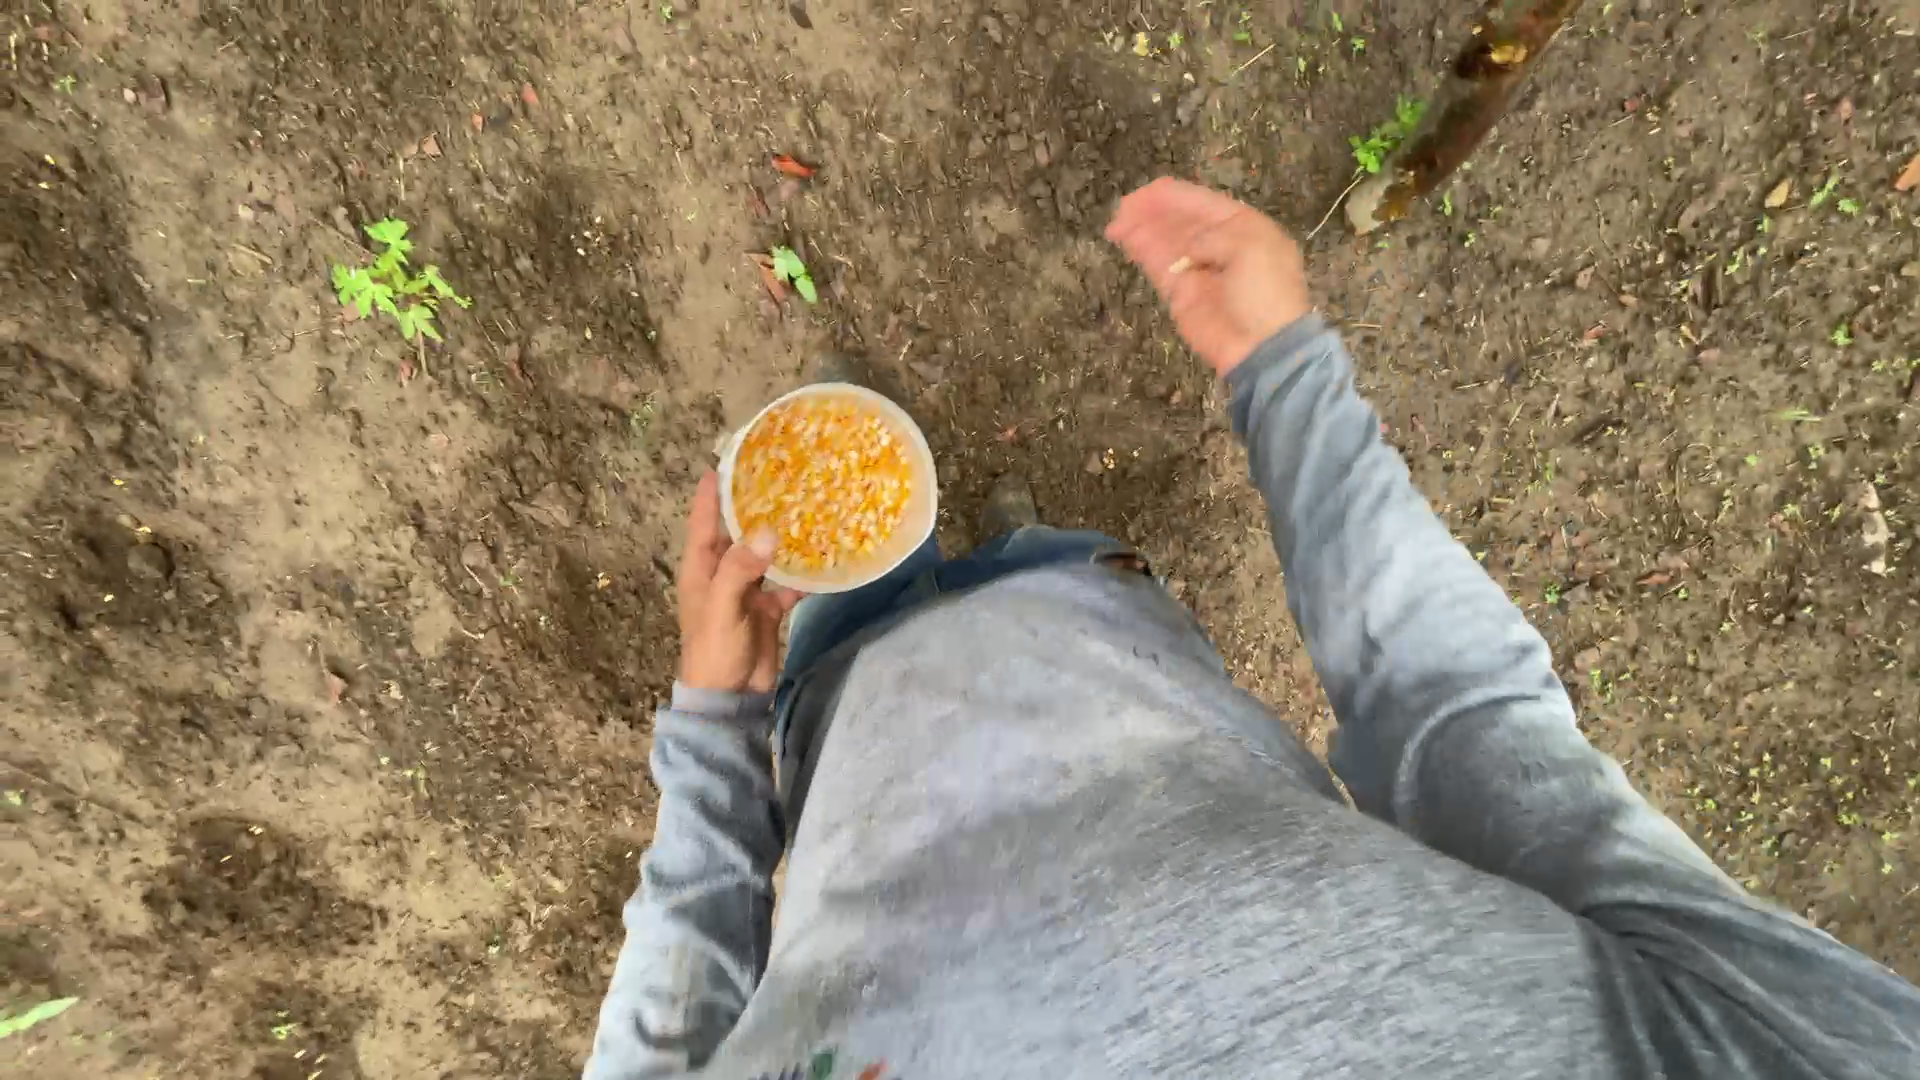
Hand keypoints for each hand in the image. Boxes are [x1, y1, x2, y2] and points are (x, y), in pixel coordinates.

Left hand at [676, 471, 802, 693]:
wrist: (730, 698)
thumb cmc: (716, 651)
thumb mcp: (723, 607)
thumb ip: (741, 569)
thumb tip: (769, 532)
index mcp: (702, 568)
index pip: (704, 520)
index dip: (712, 492)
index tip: (727, 462)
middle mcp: (724, 572)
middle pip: (738, 531)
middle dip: (755, 507)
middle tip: (781, 477)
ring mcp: (747, 590)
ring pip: (766, 554)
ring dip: (782, 536)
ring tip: (807, 508)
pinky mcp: (768, 607)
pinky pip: (788, 582)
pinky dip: (803, 573)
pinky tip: (824, 558)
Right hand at [1105, 178, 1311, 377]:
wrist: (1262, 346)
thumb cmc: (1266, 293)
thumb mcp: (1251, 248)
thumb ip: (1213, 237)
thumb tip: (1188, 250)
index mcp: (1240, 226)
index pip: (1199, 203)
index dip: (1168, 197)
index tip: (1138, 197)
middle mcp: (1217, 244)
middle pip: (1178, 221)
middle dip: (1149, 214)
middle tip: (1121, 212)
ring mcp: (1196, 271)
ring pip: (1164, 243)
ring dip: (1141, 232)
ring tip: (1116, 226)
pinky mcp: (1181, 295)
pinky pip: (1160, 268)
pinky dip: (1144, 254)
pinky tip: (1128, 242)